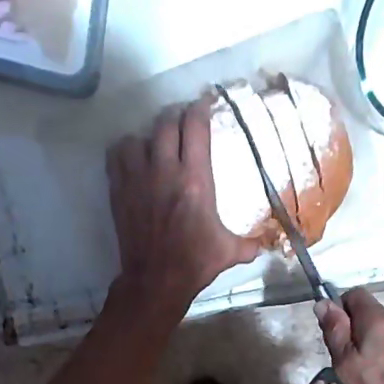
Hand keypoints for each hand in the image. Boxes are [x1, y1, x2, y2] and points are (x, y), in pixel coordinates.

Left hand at [106, 97, 259, 313]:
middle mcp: (165, 170)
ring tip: (156, 142)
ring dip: (149, 135)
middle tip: (183, 121)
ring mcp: (138, 179)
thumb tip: (267, 244)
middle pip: (166, 123)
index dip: (201, 108)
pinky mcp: (119, 191)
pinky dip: (125, 150)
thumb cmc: (195, 263)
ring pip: (138, 136)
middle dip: (176, 116)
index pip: (196, 126)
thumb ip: (250, 244)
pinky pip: (116, 155)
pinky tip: (134, 157)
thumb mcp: (229, 252)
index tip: (206, 103)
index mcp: (196, 179)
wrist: (156, 280)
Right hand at [316, 288, 383, 383]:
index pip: (355, 294)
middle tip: (343, 366)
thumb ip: (335, 332)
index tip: (332, 336)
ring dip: (366, 352)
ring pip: (380, 336)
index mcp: (380, 319)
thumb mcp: (347, 365)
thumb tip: (323, 303)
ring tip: (361, 381)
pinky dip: (381, 362)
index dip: (338, 309)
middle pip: (368, 316)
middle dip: (351, 335)